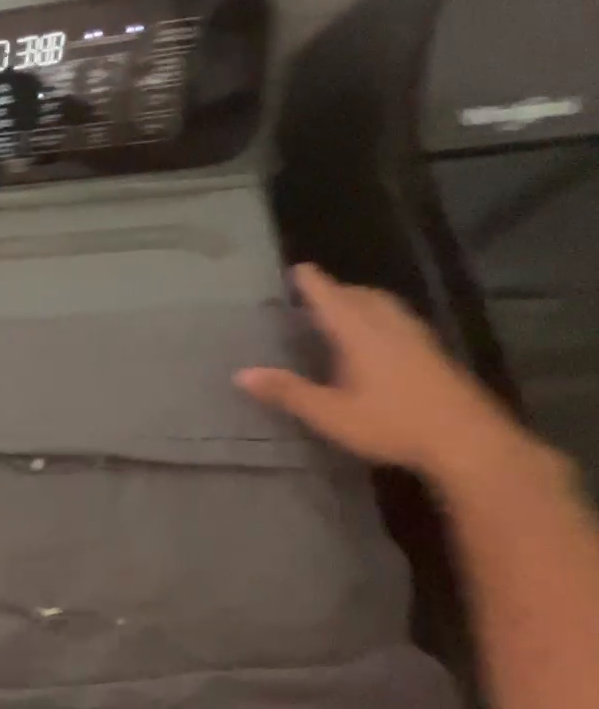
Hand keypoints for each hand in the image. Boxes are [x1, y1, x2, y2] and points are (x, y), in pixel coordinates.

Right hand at [235, 264, 536, 482]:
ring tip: (344, 305)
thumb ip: (287, 392)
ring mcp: (418, 343)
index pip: (335, 303)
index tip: (300, 268)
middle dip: (340, 291)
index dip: (316, 285)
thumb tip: (241, 374)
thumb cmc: (391, 424)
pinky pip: (400, 322)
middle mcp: (392, 332)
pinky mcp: (432, 357)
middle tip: (318, 290)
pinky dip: (380, 316)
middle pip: (365, 299)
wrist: (467, 441)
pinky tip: (376, 335)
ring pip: (387, 309)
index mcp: (363, 339)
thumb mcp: (329, 413)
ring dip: (363, 301)